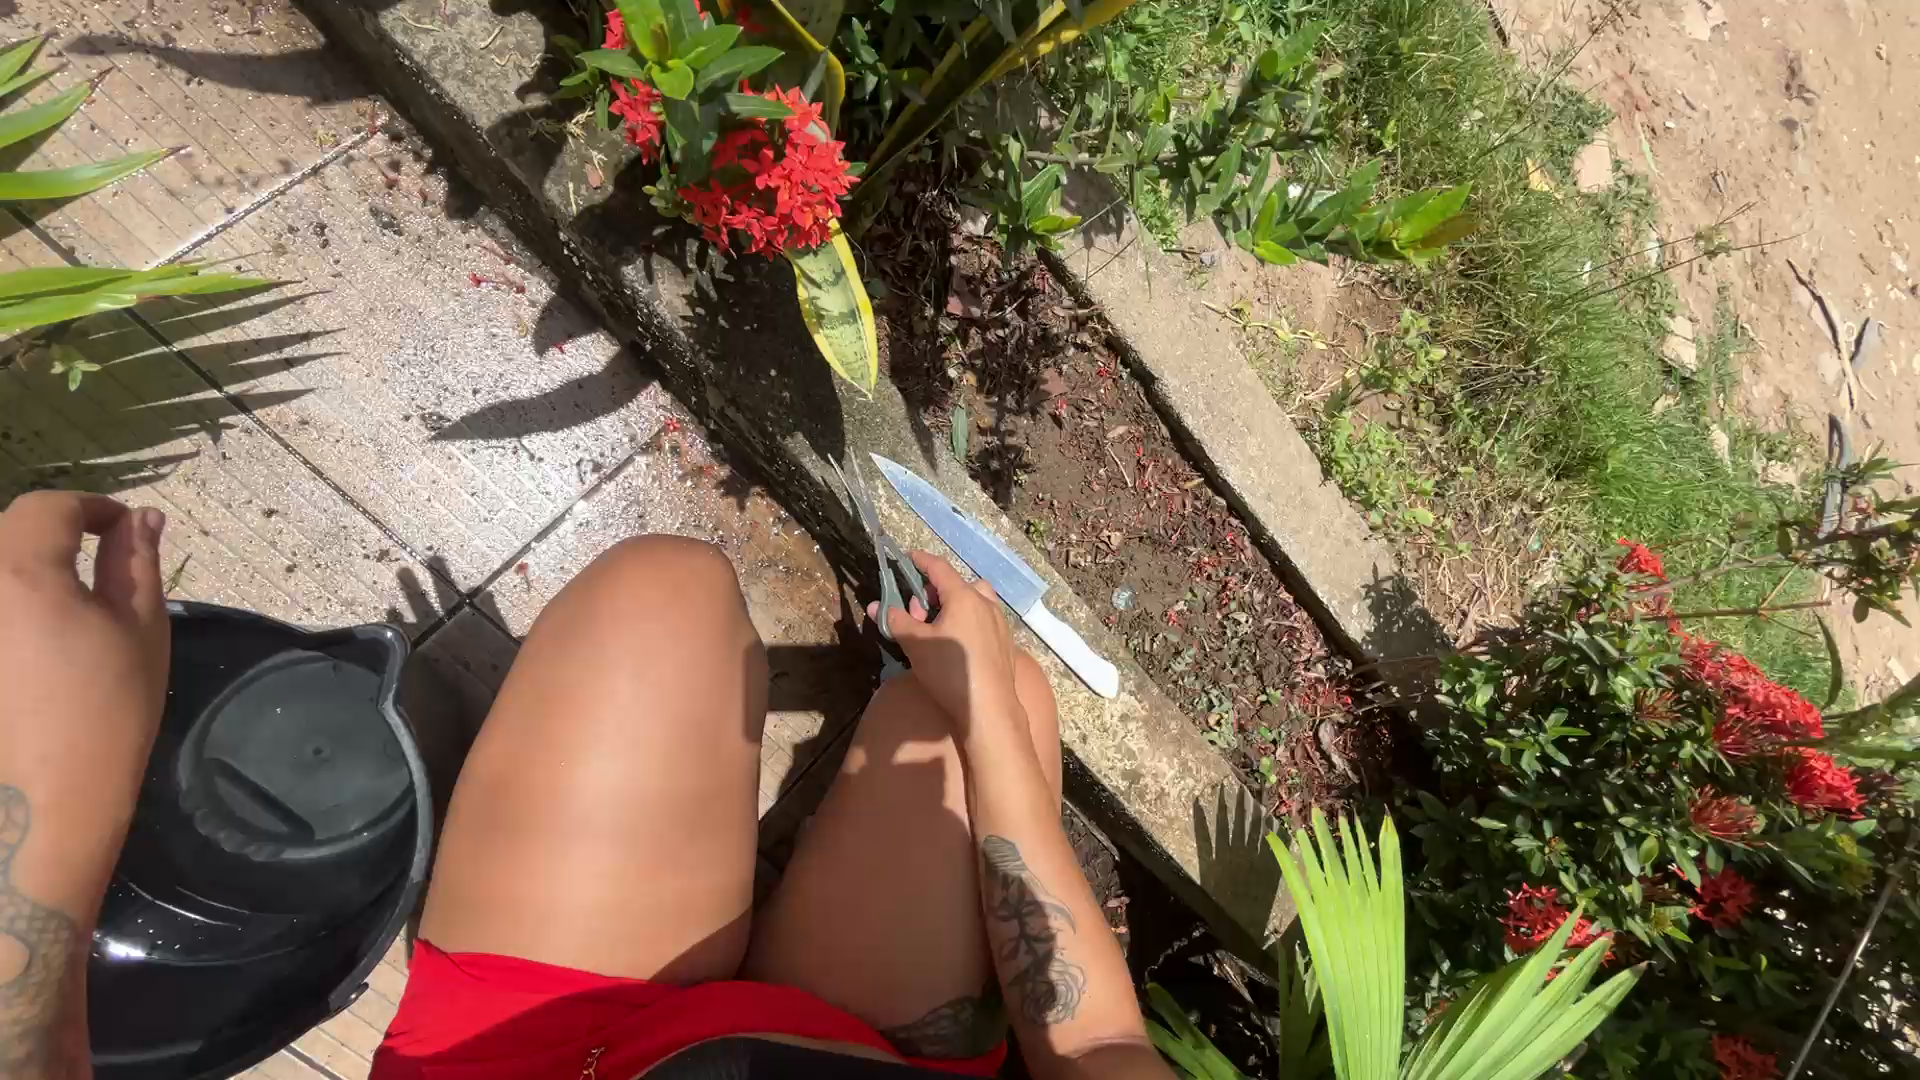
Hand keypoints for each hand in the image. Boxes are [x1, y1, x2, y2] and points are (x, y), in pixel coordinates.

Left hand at [0, 493, 169, 803]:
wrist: (44, 784)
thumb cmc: (110, 700)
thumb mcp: (141, 625)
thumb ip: (135, 562)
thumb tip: (141, 518)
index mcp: (19, 573)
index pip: (47, 508)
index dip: (93, 508)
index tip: (126, 528)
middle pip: (5, 534)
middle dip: (52, 537)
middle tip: (97, 563)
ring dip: (23, 572)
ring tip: (58, 605)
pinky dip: (11, 608)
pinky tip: (29, 641)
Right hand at [869, 551, 1025, 743]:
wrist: (989, 709)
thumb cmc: (949, 670)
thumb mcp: (916, 644)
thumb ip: (897, 622)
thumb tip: (878, 607)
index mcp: (964, 597)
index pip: (939, 568)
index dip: (920, 560)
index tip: (906, 558)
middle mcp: (986, 603)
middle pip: (959, 584)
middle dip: (935, 591)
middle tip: (917, 610)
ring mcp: (999, 623)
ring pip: (976, 601)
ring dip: (955, 604)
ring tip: (938, 625)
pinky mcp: (1006, 642)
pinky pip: (984, 620)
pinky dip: (968, 621)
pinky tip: (957, 643)